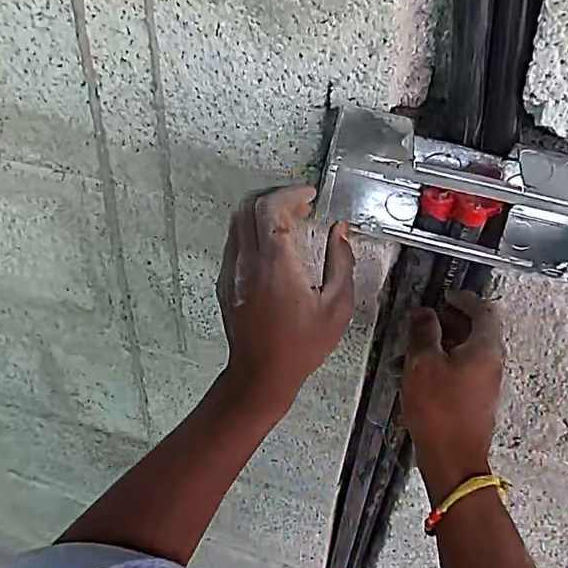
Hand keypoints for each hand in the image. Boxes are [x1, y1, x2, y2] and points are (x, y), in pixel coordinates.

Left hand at [217, 185, 355, 403]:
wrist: (262, 374)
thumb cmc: (299, 347)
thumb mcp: (336, 308)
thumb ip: (341, 263)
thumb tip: (340, 233)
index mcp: (277, 267)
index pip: (272, 209)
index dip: (291, 193)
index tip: (309, 195)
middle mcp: (248, 265)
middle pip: (250, 207)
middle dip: (276, 197)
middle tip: (300, 204)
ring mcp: (232, 273)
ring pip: (237, 221)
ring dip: (262, 212)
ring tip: (288, 220)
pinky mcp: (225, 282)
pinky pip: (234, 242)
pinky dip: (252, 230)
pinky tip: (272, 244)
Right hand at [402, 290, 504, 497]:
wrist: (452, 459)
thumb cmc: (439, 409)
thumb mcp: (423, 363)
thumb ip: (424, 332)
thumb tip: (424, 312)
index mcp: (485, 349)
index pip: (483, 311)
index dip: (463, 299)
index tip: (445, 295)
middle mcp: (491, 363)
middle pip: (474, 331)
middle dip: (446, 322)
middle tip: (422, 320)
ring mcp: (484, 383)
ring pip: (463, 352)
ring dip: (438, 345)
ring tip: (408, 351)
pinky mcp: (474, 400)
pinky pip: (459, 371)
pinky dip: (439, 365)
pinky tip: (413, 375)